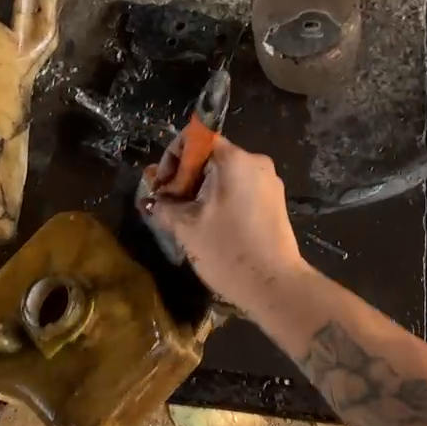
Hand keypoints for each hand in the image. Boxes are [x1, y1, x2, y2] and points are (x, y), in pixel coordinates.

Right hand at [145, 137, 306, 307]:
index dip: (172, 158)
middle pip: (210, 156)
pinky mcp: (275, 202)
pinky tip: (209, 223)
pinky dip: (221, 199)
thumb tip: (151, 200)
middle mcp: (255, 162)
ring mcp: (269, 182)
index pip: (195, 139)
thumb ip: (165, 205)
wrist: (274, 286)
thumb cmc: (227, 250)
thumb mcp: (186, 227)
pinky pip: (241, 189)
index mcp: (234, 159)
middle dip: (184, 177)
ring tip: (184, 216)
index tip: (163, 187)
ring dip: (201, 190)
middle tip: (167, 204)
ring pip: (225, 175)